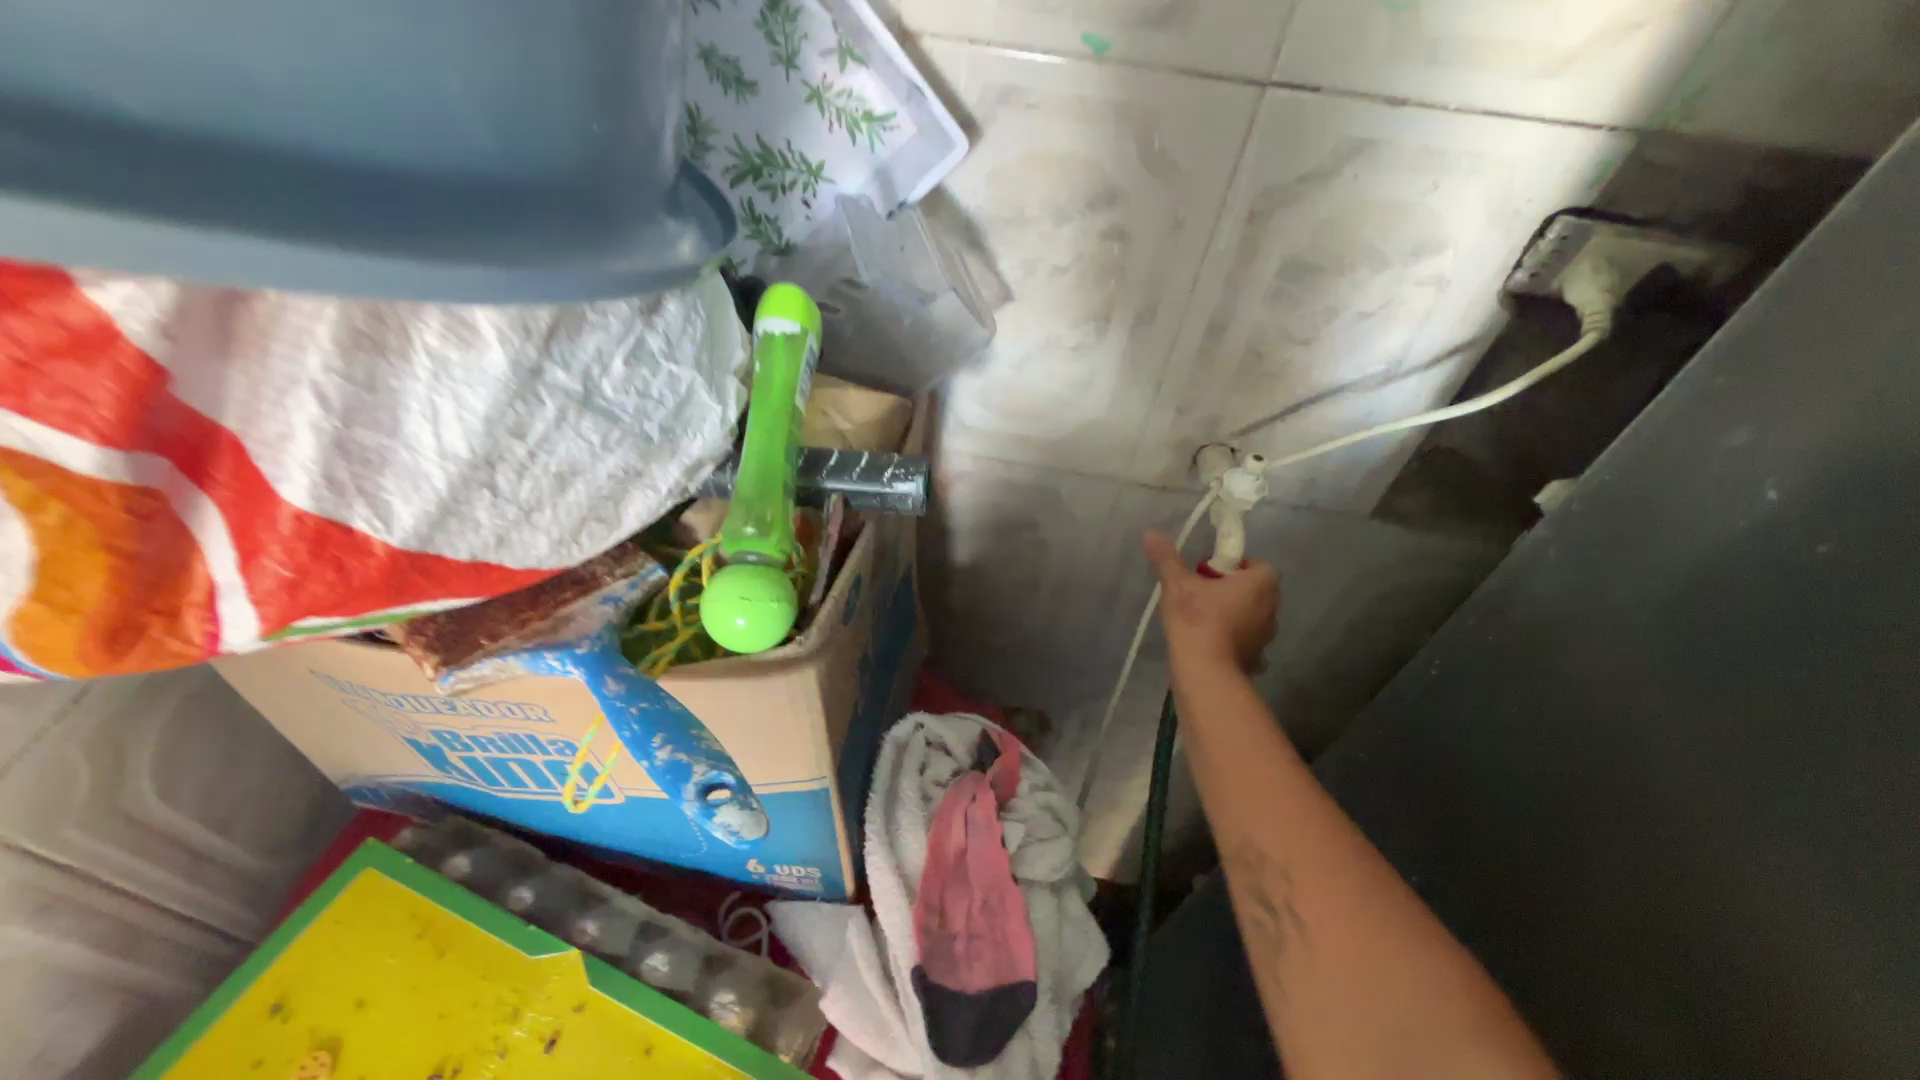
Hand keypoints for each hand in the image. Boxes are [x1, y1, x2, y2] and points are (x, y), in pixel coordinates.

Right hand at [1144, 529, 1279, 672]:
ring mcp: (1266, 636)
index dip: (1237, 566)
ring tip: (1206, 620)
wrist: (1204, 670)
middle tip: (1205, 594)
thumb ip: (1166, 558)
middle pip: (1257, 590)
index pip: (1259, 565)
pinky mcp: (1257, 658)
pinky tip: (1215, 646)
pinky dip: (1237, 643)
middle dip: (1235, 590)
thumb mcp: (1176, 584)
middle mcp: (1271, 608)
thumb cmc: (1196, 619)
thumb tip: (1150, 533)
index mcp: (1260, 584)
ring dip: (1237, 615)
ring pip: (1254, 617)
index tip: (1212, 573)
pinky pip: (1249, 643)